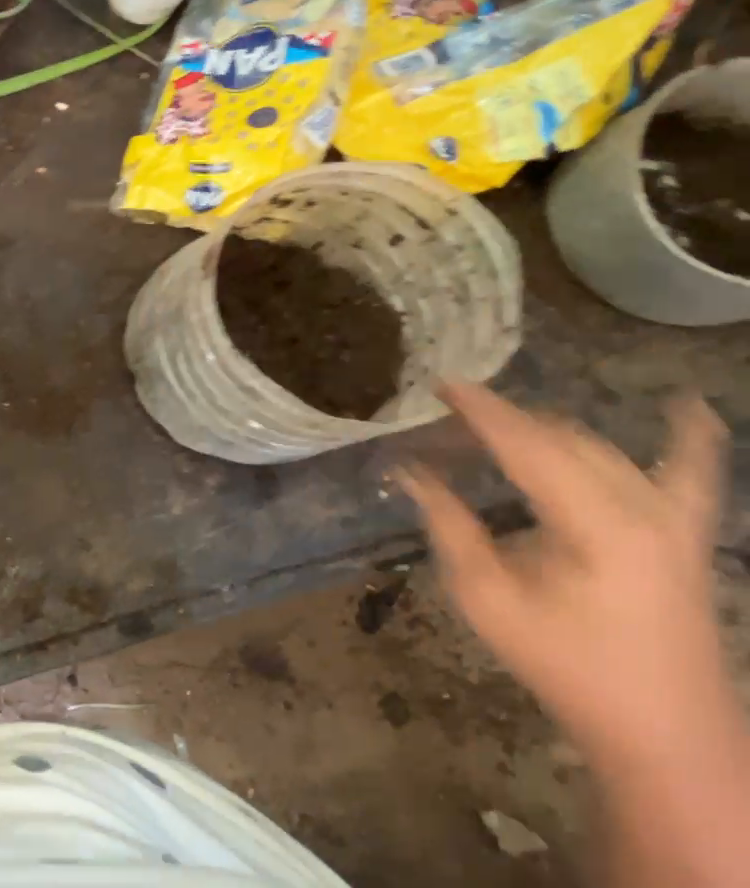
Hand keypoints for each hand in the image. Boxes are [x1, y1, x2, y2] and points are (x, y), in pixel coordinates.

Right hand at [399, 384, 734, 764]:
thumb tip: (416, 475)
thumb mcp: (489, 600)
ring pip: (607, 451)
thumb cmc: (564, 664)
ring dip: (553, 431)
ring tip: (504, 426)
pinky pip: (693, 476)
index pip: (529, 447)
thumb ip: (452, 530)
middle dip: (508, 423)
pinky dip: (689, 438)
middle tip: (450, 421)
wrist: (661, 725)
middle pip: (566, 442)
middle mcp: (644, 510)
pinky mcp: (688, 537)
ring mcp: (676, 522)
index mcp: (596, 525)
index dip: (483, 412)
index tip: (443, 383)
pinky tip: (687, 406)